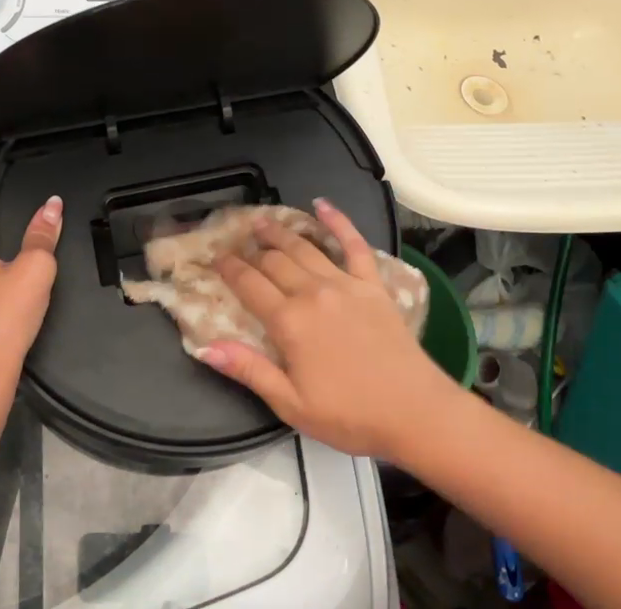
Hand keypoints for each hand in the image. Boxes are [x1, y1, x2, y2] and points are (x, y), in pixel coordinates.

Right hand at [196, 199, 462, 460]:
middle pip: (274, 262)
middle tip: (237, 240)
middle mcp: (313, 293)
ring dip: (282, 232)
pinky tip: (323, 205)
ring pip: (305, 248)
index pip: (249, 286)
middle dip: (252, 249)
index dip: (229, 269)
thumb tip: (206, 346)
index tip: (215, 258)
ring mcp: (345, 284)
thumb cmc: (350, 416)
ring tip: (264, 221)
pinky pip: (354, 244)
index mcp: (289, 322)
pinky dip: (338, 222)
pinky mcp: (373, 285)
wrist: (415, 411)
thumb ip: (249, 370)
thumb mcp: (291, 404)